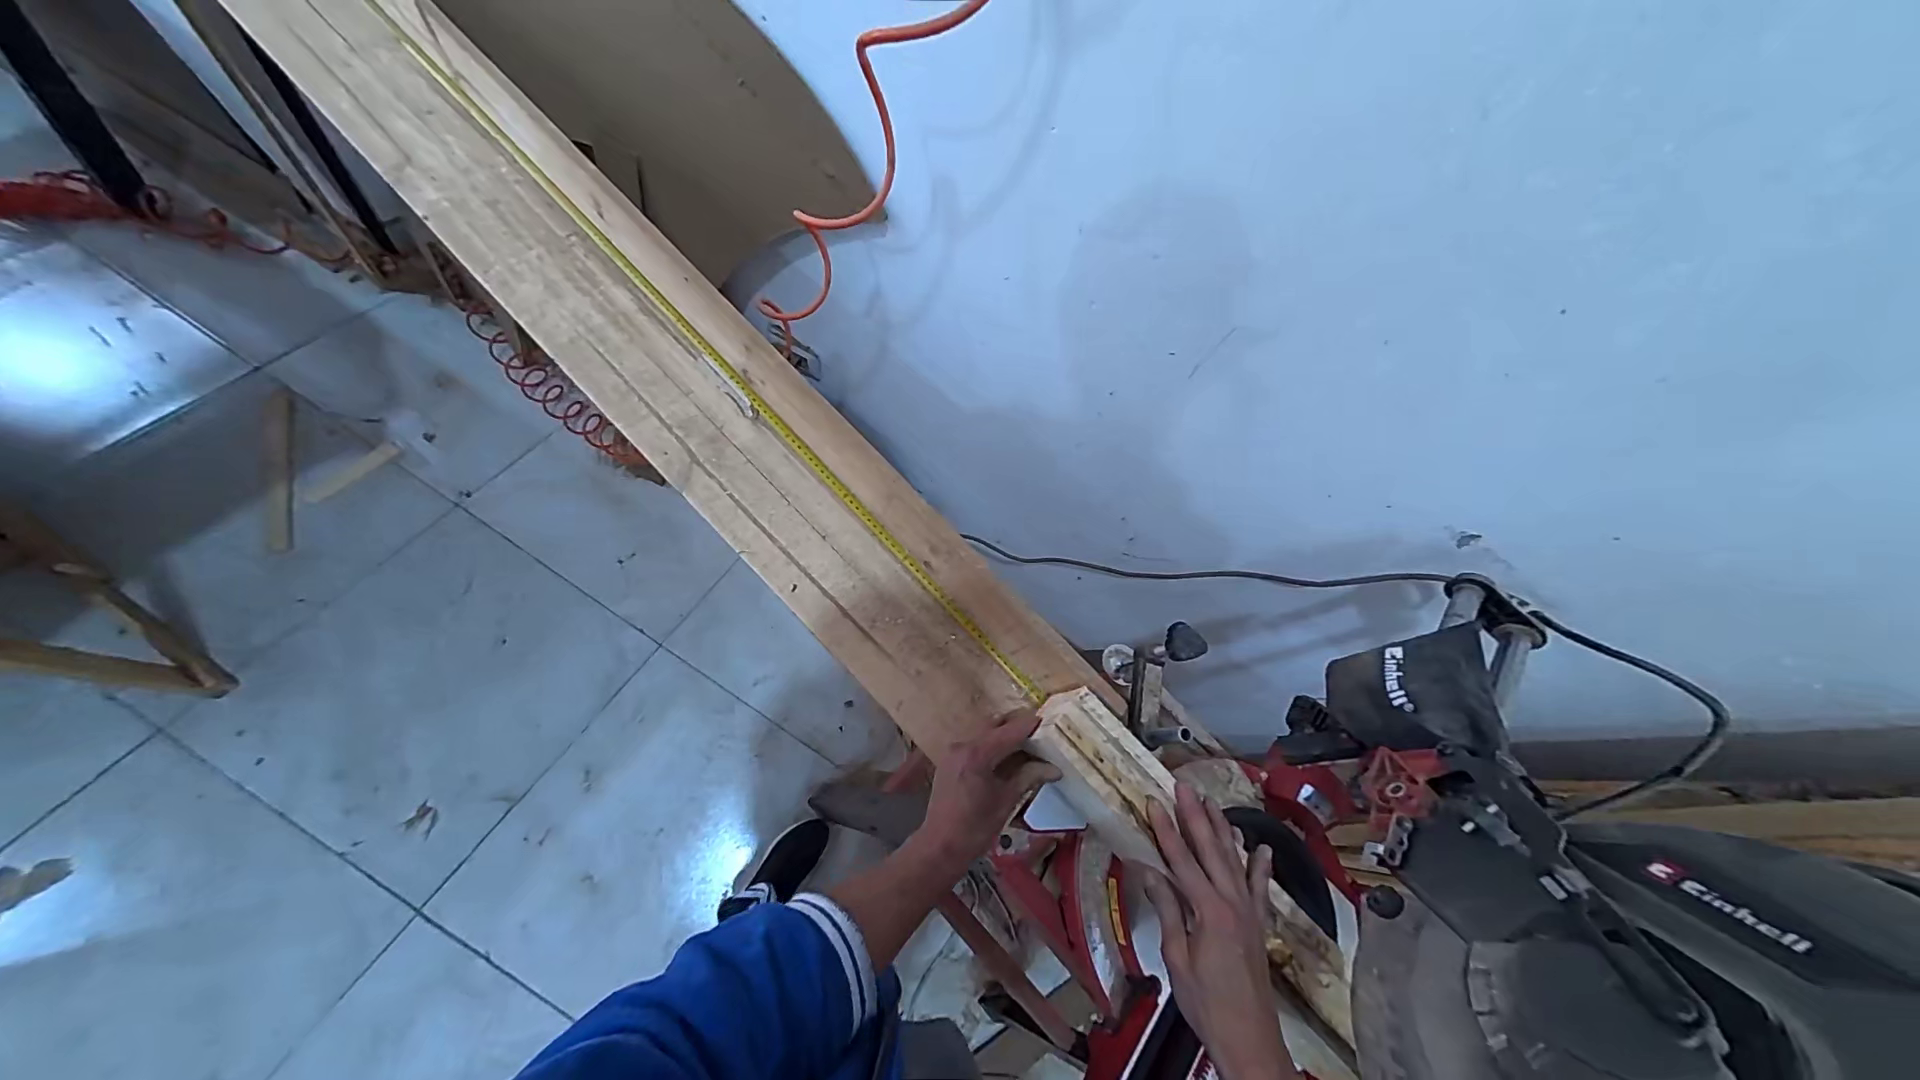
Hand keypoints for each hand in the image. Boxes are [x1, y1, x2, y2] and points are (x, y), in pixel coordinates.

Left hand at [906, 711, 1060, 875]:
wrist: (941, 847)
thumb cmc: (976, 828)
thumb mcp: (1006, 801)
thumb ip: (1029, 777)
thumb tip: (1054, 769)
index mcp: (977, 754)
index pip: (1010, 730)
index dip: (1032, 724)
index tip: (1051, 722)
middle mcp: (963, 744)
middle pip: (996, 723)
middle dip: (1019, 726)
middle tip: (1042, 734)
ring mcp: (954, 750)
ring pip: (985, 731)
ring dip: (1005, 735)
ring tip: (1028, 746)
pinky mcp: (950, 759)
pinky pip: (976, 743)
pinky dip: (993, 745)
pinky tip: (1007, 758)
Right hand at [1143, 784, 1297, 1079]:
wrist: (1251, 1042)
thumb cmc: (1207, 1005)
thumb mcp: (1177, 959)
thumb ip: (1169, 911)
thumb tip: (1151, 872)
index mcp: (1209, 911)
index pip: (1182, 860)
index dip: (1165, 829)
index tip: (1154, 802)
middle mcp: (1233, 904)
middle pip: (1210, 850)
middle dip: (1195, 816)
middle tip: (1184, 787)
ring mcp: (1250, 913)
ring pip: (1235, 861)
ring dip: (1222, 830)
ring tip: (1212, 803)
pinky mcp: (1259, 926)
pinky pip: (1260, 889)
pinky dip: (1261, 867)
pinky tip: (1262, 849)